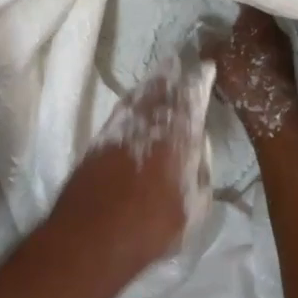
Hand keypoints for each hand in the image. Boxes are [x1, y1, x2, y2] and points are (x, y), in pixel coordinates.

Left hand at [44, 40, 214, 274]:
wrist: (92, 237)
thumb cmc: (151, 230)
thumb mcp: (193, 208)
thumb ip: (199, 172)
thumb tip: (196, 149)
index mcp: (176, 140)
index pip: (190, 99)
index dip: (199, 81)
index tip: (206, 67)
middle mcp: (148, 127)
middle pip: (162, 91)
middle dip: (173, 75)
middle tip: (180, 60)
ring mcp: (120, 131)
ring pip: (139, 97)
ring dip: (153, 84)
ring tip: (162, 73)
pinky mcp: (100, 141)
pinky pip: (122, 110)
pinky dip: (133, 100)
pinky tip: (135, 99)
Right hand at [213, 6, 297, 138]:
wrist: (271, 109)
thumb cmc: (242, 76)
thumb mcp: (216, 57)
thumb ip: (209, 42)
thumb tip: (203, 33)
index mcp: (257, 20)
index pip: (248, 0)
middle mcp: (274, 27)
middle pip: (259, 15)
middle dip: (244, 17)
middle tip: (228, 18)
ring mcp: (283, 45)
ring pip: (265, 32)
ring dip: (252, 34)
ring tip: (236, 38)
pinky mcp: (287, 62)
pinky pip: (269, 47)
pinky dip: (258, 48)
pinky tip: (247, 55)